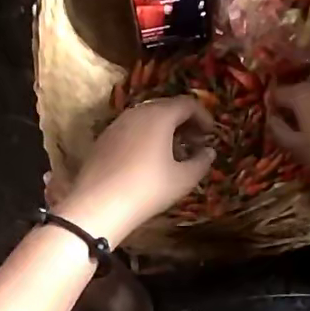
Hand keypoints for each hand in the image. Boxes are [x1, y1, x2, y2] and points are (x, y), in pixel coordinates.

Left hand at [58, 97, 214, 242]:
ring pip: (147, 118)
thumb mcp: (183, 179)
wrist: (98, 206)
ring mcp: (116, 124)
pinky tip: (149, 160)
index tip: (211, 134)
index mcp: (159, 116)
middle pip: (166, 107)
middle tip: (195, 142)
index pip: (187, 104)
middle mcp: (137, 112)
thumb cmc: (148, 189)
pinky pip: (131, 129)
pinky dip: (146, 136)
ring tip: (174, 152)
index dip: (204, 116)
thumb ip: (201, 162)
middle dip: (184, 122)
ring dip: (165, 129)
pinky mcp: (103, 139)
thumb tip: (209, 152)